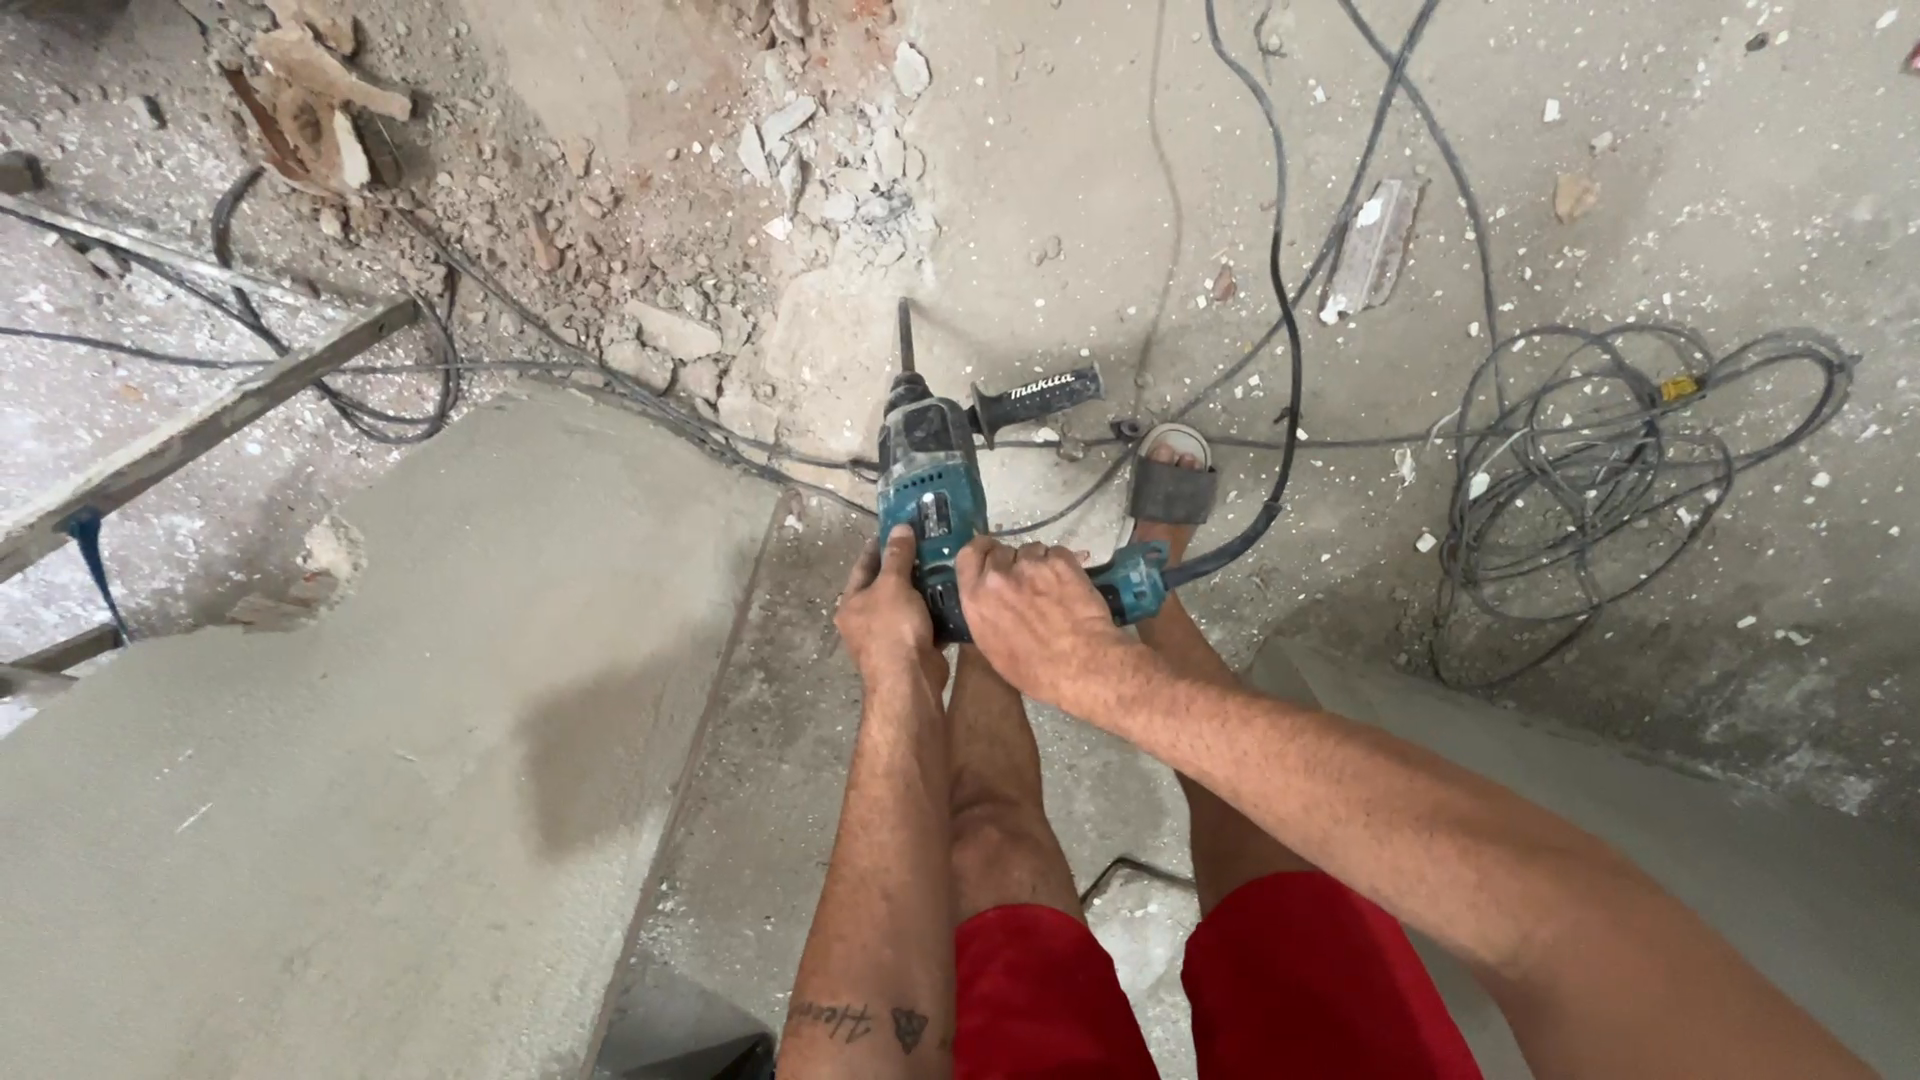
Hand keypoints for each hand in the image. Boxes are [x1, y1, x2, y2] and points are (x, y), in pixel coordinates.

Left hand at [837, 525, 948, 693]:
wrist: (909, 681)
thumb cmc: (892, 629)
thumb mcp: (893, 585)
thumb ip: (897, 555)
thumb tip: (900, 527)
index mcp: (852, 603)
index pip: (864, 565)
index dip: (880, 546)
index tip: (898, 528)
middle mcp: (866, 620)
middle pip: (887, 586)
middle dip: (908, 566)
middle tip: (930, 544)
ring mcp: (890, 636)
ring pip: (909, 604)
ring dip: (926, 588)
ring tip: (947, 563)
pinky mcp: (913, 648)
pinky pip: (926, 623)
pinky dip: (938, 610)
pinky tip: (955, 593)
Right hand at [954, 536, 1138, 711]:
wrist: (1081, 665)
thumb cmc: (1033, 670)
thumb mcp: (991, 646)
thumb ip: (984, 610)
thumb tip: (990, 597)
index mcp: (977, 597)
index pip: (968, 553)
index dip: (981, 551)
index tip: (990, 556)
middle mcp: (999, 575)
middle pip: (999, 550)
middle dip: (1010, 561)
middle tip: (1024, 580)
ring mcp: (1031, 565)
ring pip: (1029, 550)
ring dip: (1036, 564)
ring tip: (1049, 586)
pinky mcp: (1061, 561)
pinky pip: (1055, 553)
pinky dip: (1059, 565)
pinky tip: (1067, 585)